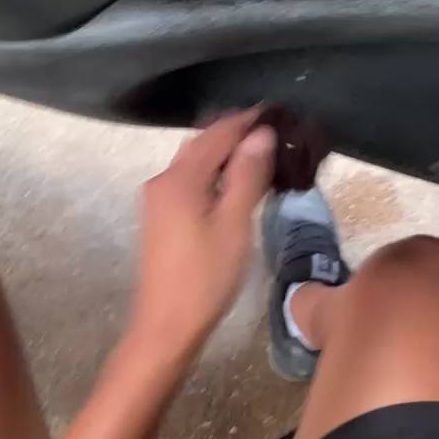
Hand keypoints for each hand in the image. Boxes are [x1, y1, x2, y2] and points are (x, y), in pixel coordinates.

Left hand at [128, 107, 275, 349]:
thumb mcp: (234, 224)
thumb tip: (260, 134)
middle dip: (237, 134)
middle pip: (203, 144)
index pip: (218, 134)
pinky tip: (238, 183)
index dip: (248, 120)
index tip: (279, 112)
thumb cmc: (205, 277)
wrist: (166, 326)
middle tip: (276, 132)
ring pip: (196, 163)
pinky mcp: (162, 217)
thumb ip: (247, 176)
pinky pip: (191, 181)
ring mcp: (158, 200)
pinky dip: (215, 174)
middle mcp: (162, 180)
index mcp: (179, 178)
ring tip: (263, 154)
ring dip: (227, 154)